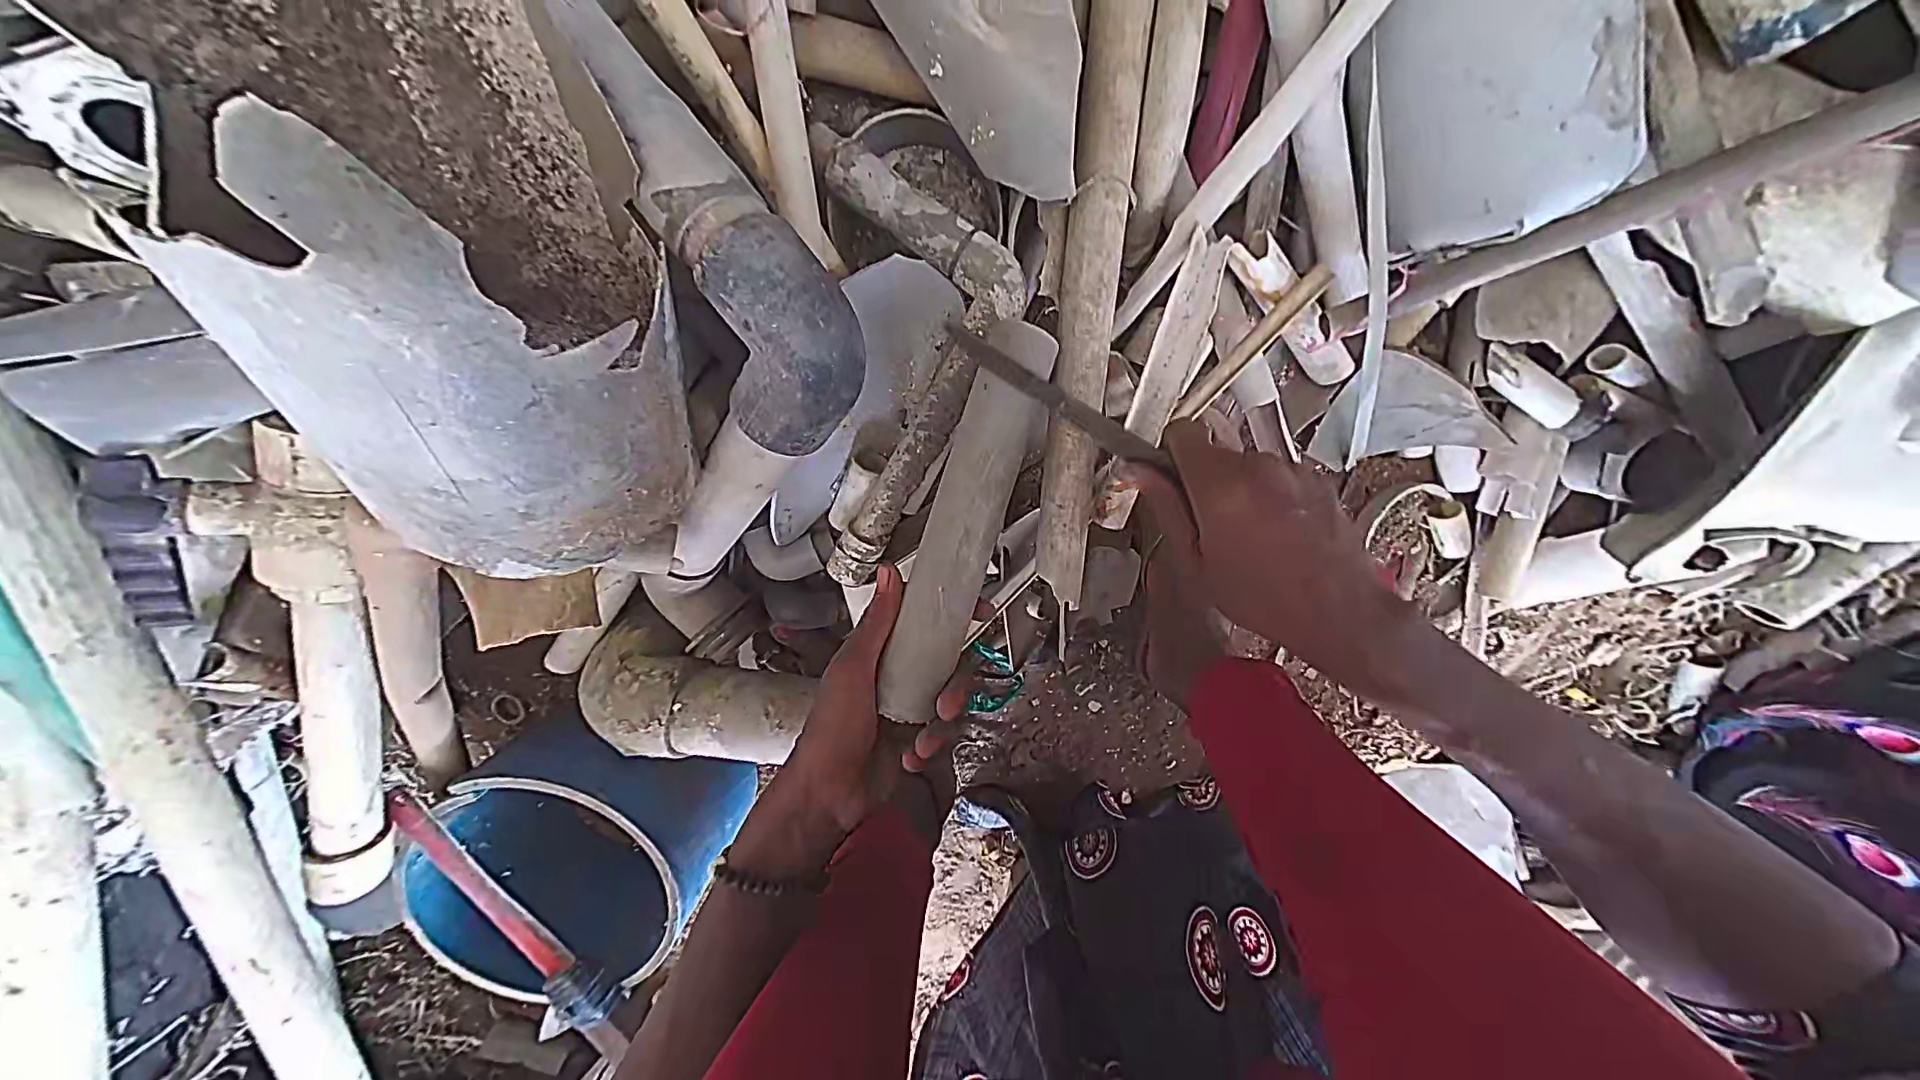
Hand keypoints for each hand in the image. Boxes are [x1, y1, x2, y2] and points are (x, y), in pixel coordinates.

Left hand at [731, 564, 971, 877]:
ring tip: (922, 739)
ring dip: (940, 725)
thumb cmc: (829, 731)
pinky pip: (943, 736)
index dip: (951, 619)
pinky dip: (929, 748)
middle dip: (954, 688)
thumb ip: (876, 624)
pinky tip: (908, 757)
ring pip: (950, 704)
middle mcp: (897, 680)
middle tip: (946, 702)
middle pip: (948, 668)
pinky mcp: (915, 740)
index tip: (976, 613)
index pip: (923, 626)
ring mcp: (907, 711)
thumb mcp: (853, 669)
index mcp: (880, 655)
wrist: (827, 794)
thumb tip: (888, 576)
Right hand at [1118, 420, 1420, 704]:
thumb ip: (1165, 508)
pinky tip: (1275, 534)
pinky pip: (1275, 476)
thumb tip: (1138, 473)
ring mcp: (1291, 468)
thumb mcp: (1195, 562)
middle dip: (1202, 480)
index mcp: (1219, 483)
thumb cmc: (1262, 596)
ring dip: (1237, 489)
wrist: (1339, 610)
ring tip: (1245, 536)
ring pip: (1244, 464)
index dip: (1168, 455)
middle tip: (1206, 526)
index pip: (1181, 432)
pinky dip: (1267, 495)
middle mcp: (1257, 464)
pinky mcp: (1315, 478)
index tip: (1169, 482)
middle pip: (1213, 451)